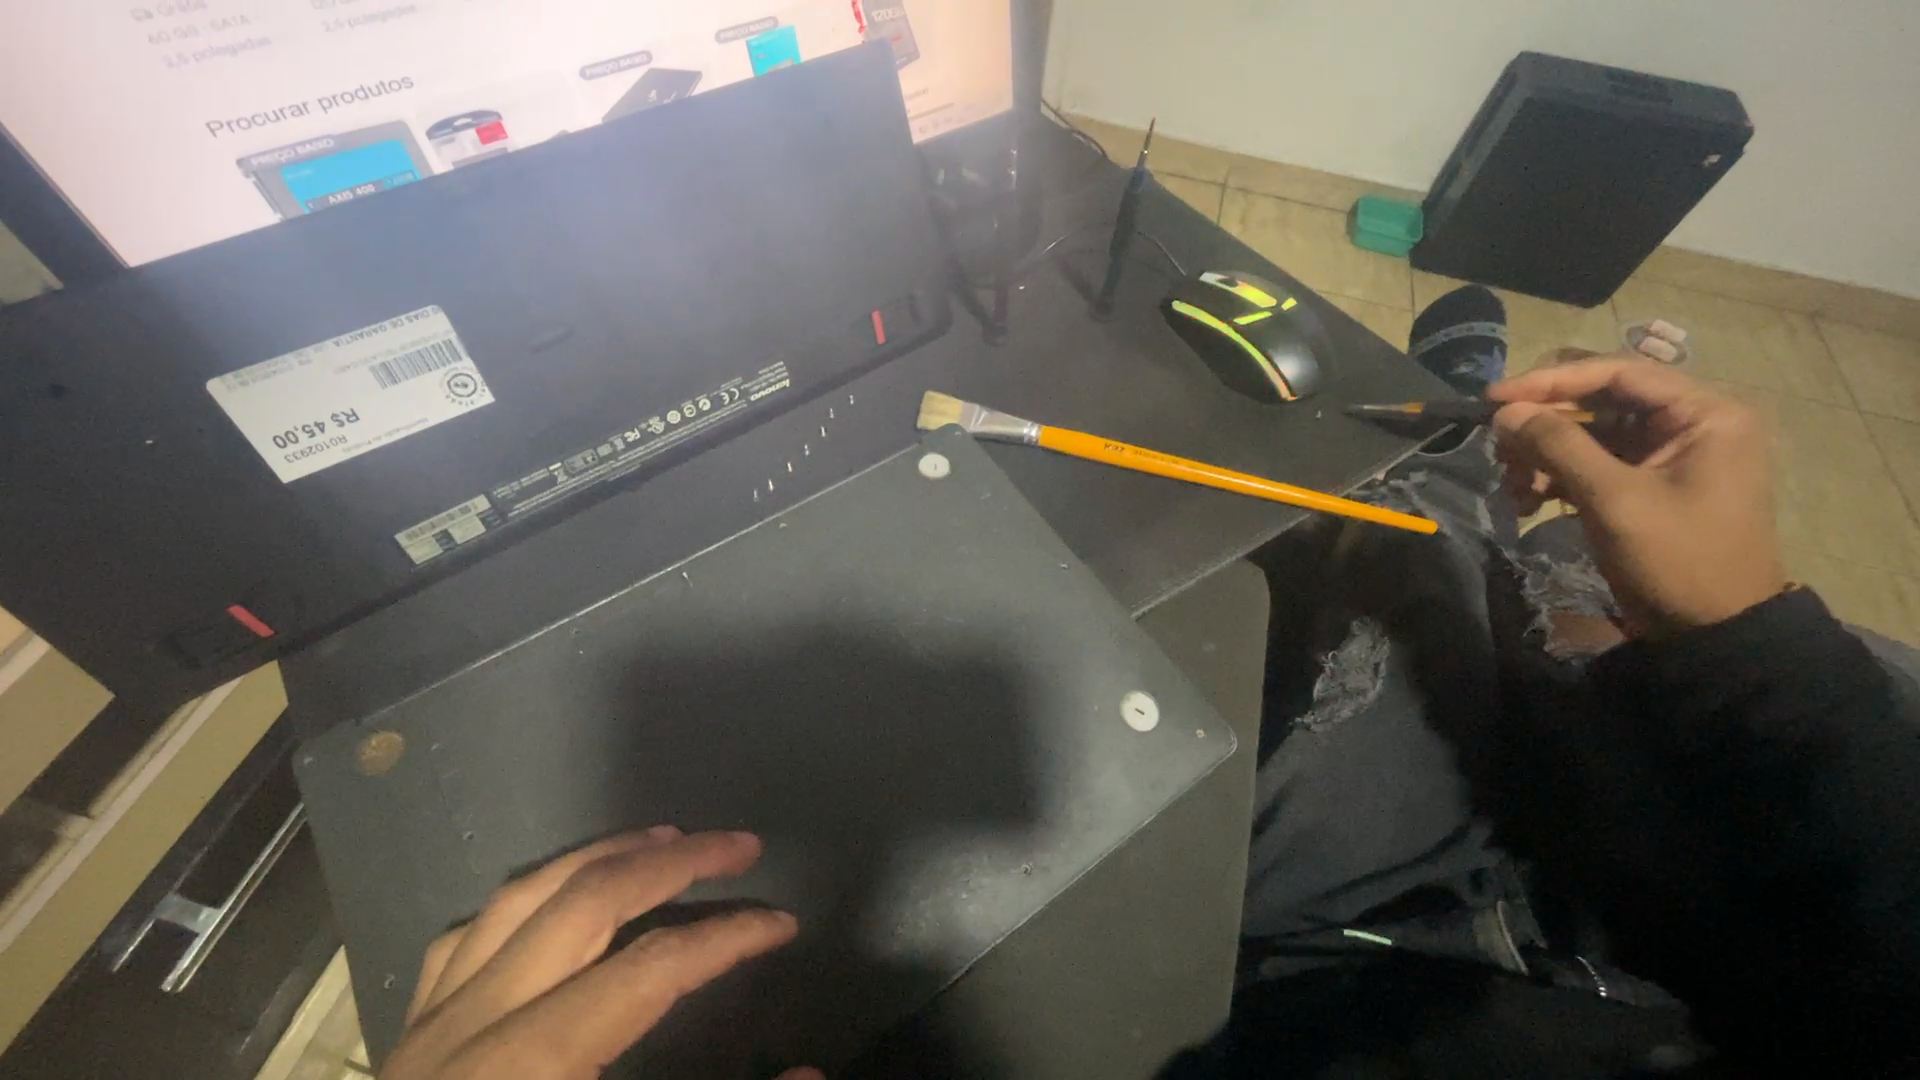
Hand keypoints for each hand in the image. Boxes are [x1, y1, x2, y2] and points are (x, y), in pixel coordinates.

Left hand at [383, 826, 818, 1079]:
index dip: (725, 938)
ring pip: (524, 897)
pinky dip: (529, 898)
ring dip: (605, 856)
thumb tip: (809, 1074)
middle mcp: (470, 1030)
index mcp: (524, 1072)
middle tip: (743, 845)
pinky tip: (561, 895)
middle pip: (588, 904)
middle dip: (676, 863)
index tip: (782, 923)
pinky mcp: (407, 1039)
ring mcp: (428, 1028)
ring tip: (666, 837)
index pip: (647, 971)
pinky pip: (469, 936)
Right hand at [1488, 355, 1785, 638]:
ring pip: (1583, 433)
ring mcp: (1662, 455)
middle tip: (1498, 450)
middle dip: (1541, 425)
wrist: (1710, 628)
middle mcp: (1686, 424)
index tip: (1492, 399)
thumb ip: (1559, 447)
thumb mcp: (1613, 498)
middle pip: (1596, 402)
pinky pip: (1584, 463)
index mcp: (1703, 414)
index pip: (1616, 373)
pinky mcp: (1640, 483)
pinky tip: (1528, 502)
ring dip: (1539, 455)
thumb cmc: (1676, 557)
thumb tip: (1505, 412)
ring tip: (1513, 487)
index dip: (1549, 381)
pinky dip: (1551, 477)